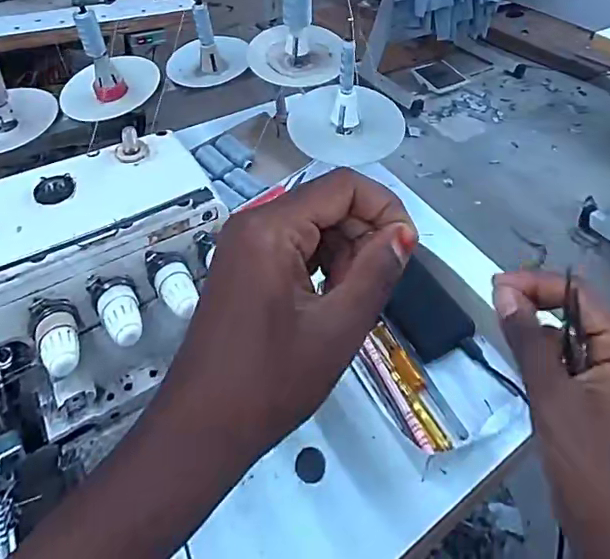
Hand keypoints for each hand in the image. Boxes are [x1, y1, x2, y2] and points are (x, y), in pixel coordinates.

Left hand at [14, 170, 417, 558]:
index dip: (383, 208)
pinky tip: (328, 301)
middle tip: (374, 286)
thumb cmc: (270, 380)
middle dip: (362, 235)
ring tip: (348, 301)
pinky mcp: (242, 261)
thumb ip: (375, 272)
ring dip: (343, 252)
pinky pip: (292, 244)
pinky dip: (319, 263)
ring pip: (311, 224)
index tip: (406, 248)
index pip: (341, 186)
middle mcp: (252, 221)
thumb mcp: (336, 329)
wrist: (204, 423)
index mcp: (270, 227)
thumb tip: (402, 234)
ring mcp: (243, 241)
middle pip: (325, 202)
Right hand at [494, 271, 609, 558]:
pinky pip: (576, 369)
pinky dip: (550, 362)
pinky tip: (528, 372)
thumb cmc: (586, 462)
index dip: (539, 285)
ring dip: (542, 336)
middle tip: (497, 308)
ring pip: (575, 344)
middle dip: (538, 307)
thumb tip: (505, 292)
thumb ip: (528, 339)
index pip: (583, 297)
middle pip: (581, 317)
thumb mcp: (551, 395)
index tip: (498, 287)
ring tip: (508, 339)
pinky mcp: (607, 411)